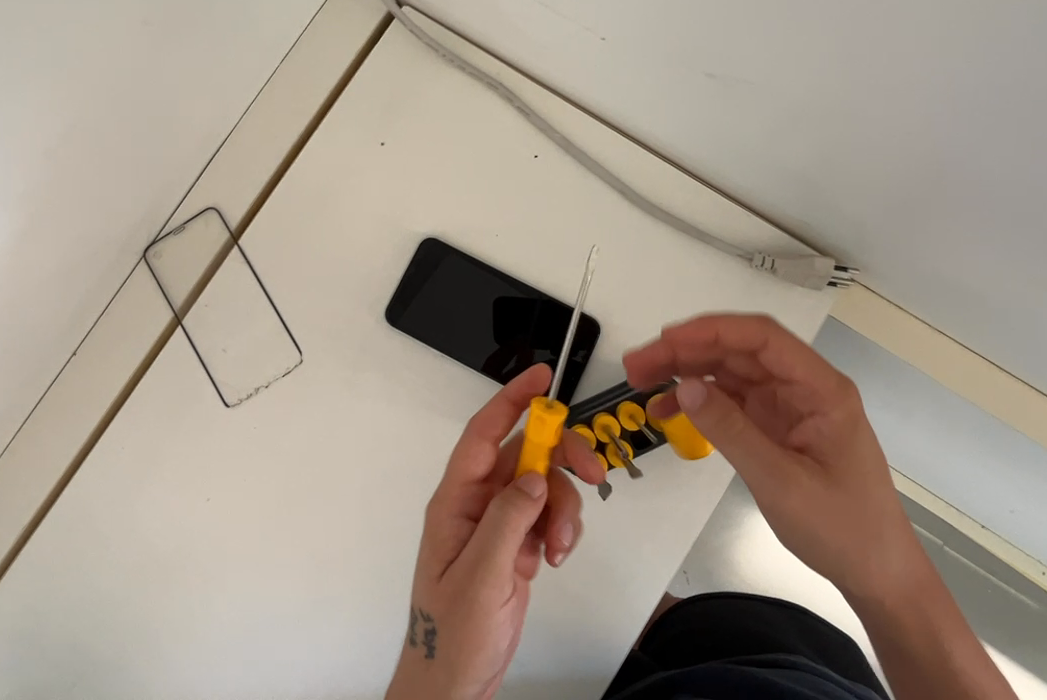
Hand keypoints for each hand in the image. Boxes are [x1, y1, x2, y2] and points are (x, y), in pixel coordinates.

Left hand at [386, 364, 605, 699]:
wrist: (456, 680)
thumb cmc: (453, 632)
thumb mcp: (479, 575)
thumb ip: (507, 521)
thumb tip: (534, 476)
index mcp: (456, 499)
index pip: (483, 434)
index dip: (512, 399)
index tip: (543, 376)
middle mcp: (478, 502)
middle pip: (526, 454)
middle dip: (561, 458)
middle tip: (593, 474)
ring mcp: (500, 521)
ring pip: (545, 485)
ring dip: (565, 509)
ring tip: (559, 547)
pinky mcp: (519, 542)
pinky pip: (550, 515)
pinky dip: (563, 529)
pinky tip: (555, 557)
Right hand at [625, 313, 922, 601]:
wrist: (877, 574)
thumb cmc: (842, 528)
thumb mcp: (782, 482)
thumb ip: (731, 431)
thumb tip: (683, 385)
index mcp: (820, 388)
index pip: (762, 338)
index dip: (712, 331)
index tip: (666, 340)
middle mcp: (801, 386)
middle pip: (737, 351)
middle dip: (685, 351)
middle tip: (636, 364)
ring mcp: (785, 405)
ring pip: (727, 371)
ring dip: (683, 371)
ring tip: (639, 380)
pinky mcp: (772, 426)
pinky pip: (728, 401)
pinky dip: (696, 402)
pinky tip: (664, 410)